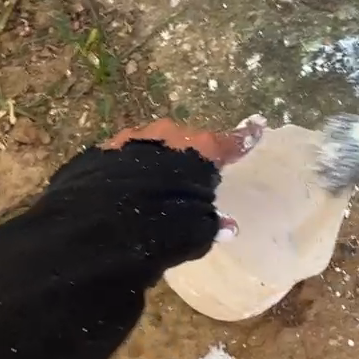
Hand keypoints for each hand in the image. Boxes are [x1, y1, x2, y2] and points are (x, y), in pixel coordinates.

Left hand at [103, 116, 265, 241]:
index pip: (229, 142)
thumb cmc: (163, 222)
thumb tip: (229, 227)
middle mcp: (169, 135)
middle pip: (188, 141)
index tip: (256, 127)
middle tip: (191, 174)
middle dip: (190, 153)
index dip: (244, 138)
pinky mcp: (105, 149)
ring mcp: (134, 137)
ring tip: (155, 182)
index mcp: (199, 148)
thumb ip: (212, 224)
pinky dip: (132, 166)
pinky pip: (127, 154)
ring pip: (155, 145)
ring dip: (158, 159)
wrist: (101, 219)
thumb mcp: (195, 231)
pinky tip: (126, 185)